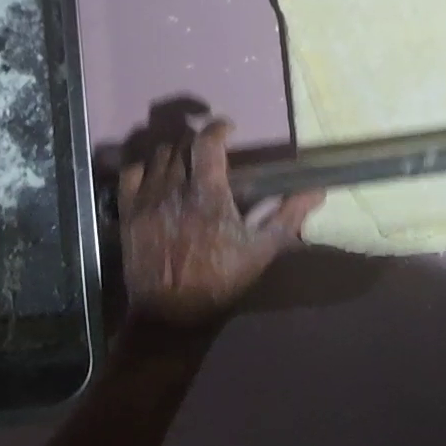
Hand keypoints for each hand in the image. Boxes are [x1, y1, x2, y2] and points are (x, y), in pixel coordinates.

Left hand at [119, 118, 323, 326]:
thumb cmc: (220, 281)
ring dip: (175, 154)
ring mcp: (147, 201)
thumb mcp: (261, 251)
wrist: (170, 317)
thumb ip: (287, 216)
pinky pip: (131, 174)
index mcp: (208, 196)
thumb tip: (318, 191)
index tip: (228, 129)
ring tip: (186, 164)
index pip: (207, 142)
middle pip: (182, 145)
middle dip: (198, 141)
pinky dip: (145, 168)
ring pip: (158, 156)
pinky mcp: (128, 214)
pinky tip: (157, 178)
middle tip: (210, 151)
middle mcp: (174, 190)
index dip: (218, 128)